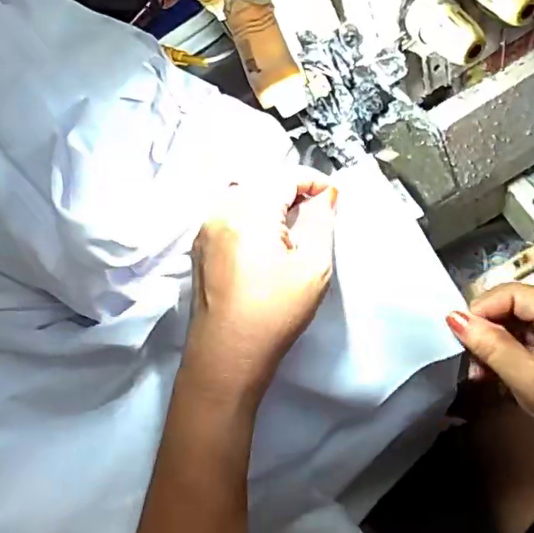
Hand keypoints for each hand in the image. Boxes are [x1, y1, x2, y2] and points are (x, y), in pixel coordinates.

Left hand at [184, 168, 337, 394]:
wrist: (227, 355)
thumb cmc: (273, 315)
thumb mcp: (313, 267)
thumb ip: (322, 221)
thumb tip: (325, 195)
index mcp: (248, 212)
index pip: (285, 176)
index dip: (313, 180)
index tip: (332, 195)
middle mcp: (221, 212)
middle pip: (262, 182)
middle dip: (292, 189)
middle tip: (318, 209)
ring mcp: (206, 229)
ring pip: (244, 196)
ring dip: (271, 202)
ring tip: (295, 226)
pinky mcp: (201, 246)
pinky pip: (230, 214)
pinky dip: (252, 216)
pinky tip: (269, 241)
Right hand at [446, 283, 533, 466]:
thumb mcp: (530, 380)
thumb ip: (491, 346)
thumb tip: (454, 318)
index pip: (511, 293)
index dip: (481, 311)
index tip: (458, 337)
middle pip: (513, 307)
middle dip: (487, 332)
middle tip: (469, 363)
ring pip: (517, 326)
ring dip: (495, 348)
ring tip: (481, 375)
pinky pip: (528, 341)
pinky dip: (509, 357)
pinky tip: (497, 376)